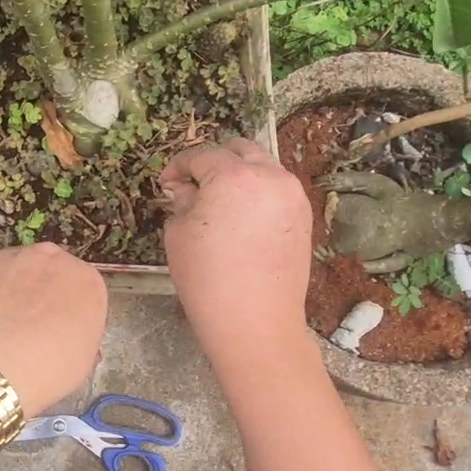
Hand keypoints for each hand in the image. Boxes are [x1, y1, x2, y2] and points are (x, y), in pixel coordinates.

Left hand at [0, 243, 106, 415]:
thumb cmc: (49, 368)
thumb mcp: (82, 362)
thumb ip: (80, 336)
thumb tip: (68, 335)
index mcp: (88, 281)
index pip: (82, 289)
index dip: (68, 309)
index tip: (59, 327)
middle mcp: (54, 258)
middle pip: (50, 270)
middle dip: (41, 291)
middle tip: (29, 322)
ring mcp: (15, 255)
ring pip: (17, 265)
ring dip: (12, 284)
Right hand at [160, 140, 312, 350]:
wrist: (254, 320)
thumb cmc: (207, 277)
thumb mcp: (178, 232)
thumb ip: (182, 199)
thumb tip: (185, 188)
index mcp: (233, 177)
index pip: (201, 155)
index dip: (178, 166)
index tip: (167, 183)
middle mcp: (270, 177)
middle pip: (238, 149)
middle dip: (212, 162)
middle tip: (192, 185)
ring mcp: (292, 196)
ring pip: (261, 165)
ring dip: (237, 174)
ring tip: (218, 202)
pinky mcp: (303, 216)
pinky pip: (276, 188)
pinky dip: (256, 191)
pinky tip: (240, 217)